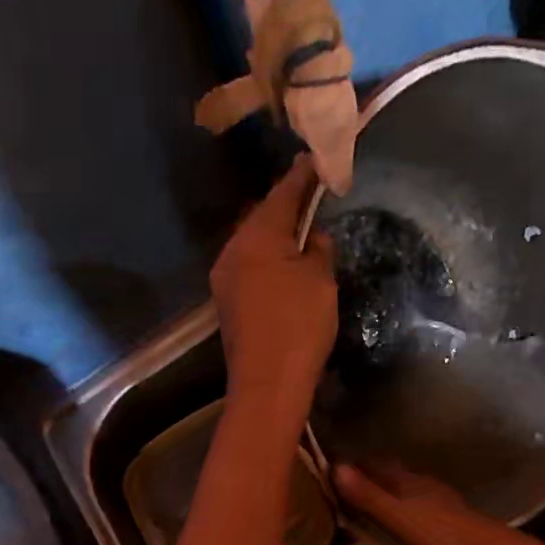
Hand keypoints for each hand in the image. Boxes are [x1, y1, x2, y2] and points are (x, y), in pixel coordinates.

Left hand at [210, 160, 337, 405]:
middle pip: (263, 216)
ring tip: (303, 233)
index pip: (283, 193)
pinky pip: (250, 268)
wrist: (267, 384)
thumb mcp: (320, 280)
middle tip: (314, 197)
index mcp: (257, 236)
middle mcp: (233, 249)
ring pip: (254, 244)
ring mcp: (225, 278)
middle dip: (288, 206)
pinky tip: (285, 267)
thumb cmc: (299, 327)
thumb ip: (318, 249)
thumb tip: (313, 237)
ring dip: (277, 236)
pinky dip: (268, 261)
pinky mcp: (227, 303)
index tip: (318, 160)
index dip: (303, 176)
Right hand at [333, 463, 514, 544]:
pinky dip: (407, 502)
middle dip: (373, 475)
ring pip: (409, 485)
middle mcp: (423, 482)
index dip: (357, 465)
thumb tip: (336, 466)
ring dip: (391, 488)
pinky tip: (408, 515)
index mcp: (407, 480)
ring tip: (375, 499)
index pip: (376, 464)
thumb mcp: (396, 517)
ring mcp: (440, 496)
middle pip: (393, 472)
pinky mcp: (452, 513)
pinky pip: (421, 500)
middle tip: (352, 485)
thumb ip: (368, 495)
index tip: (337, 469)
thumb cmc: (437, 533)